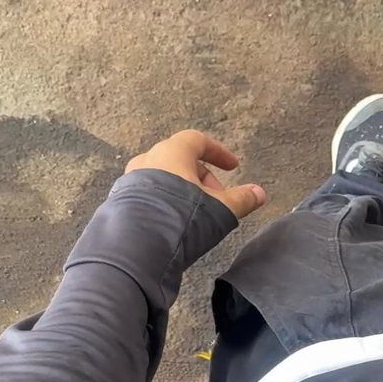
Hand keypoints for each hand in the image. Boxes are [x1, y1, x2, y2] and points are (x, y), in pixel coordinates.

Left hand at [125, 130, 266, 217]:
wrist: (138, 241)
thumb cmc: (184, 214)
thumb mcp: (221, 208)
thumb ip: (242, 199)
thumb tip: (260, 193)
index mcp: (173, 153)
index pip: (197, 141)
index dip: (218, 153)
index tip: (233, 167)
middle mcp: (149, 159)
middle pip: (181, 160)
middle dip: (204, 178)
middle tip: (217, 199)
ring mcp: (131, 179)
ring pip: (165, 177)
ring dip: (185, 190)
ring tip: (198, 213)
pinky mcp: (121, 200)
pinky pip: (151, 193)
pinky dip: (168, 201)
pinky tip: (177, 222)